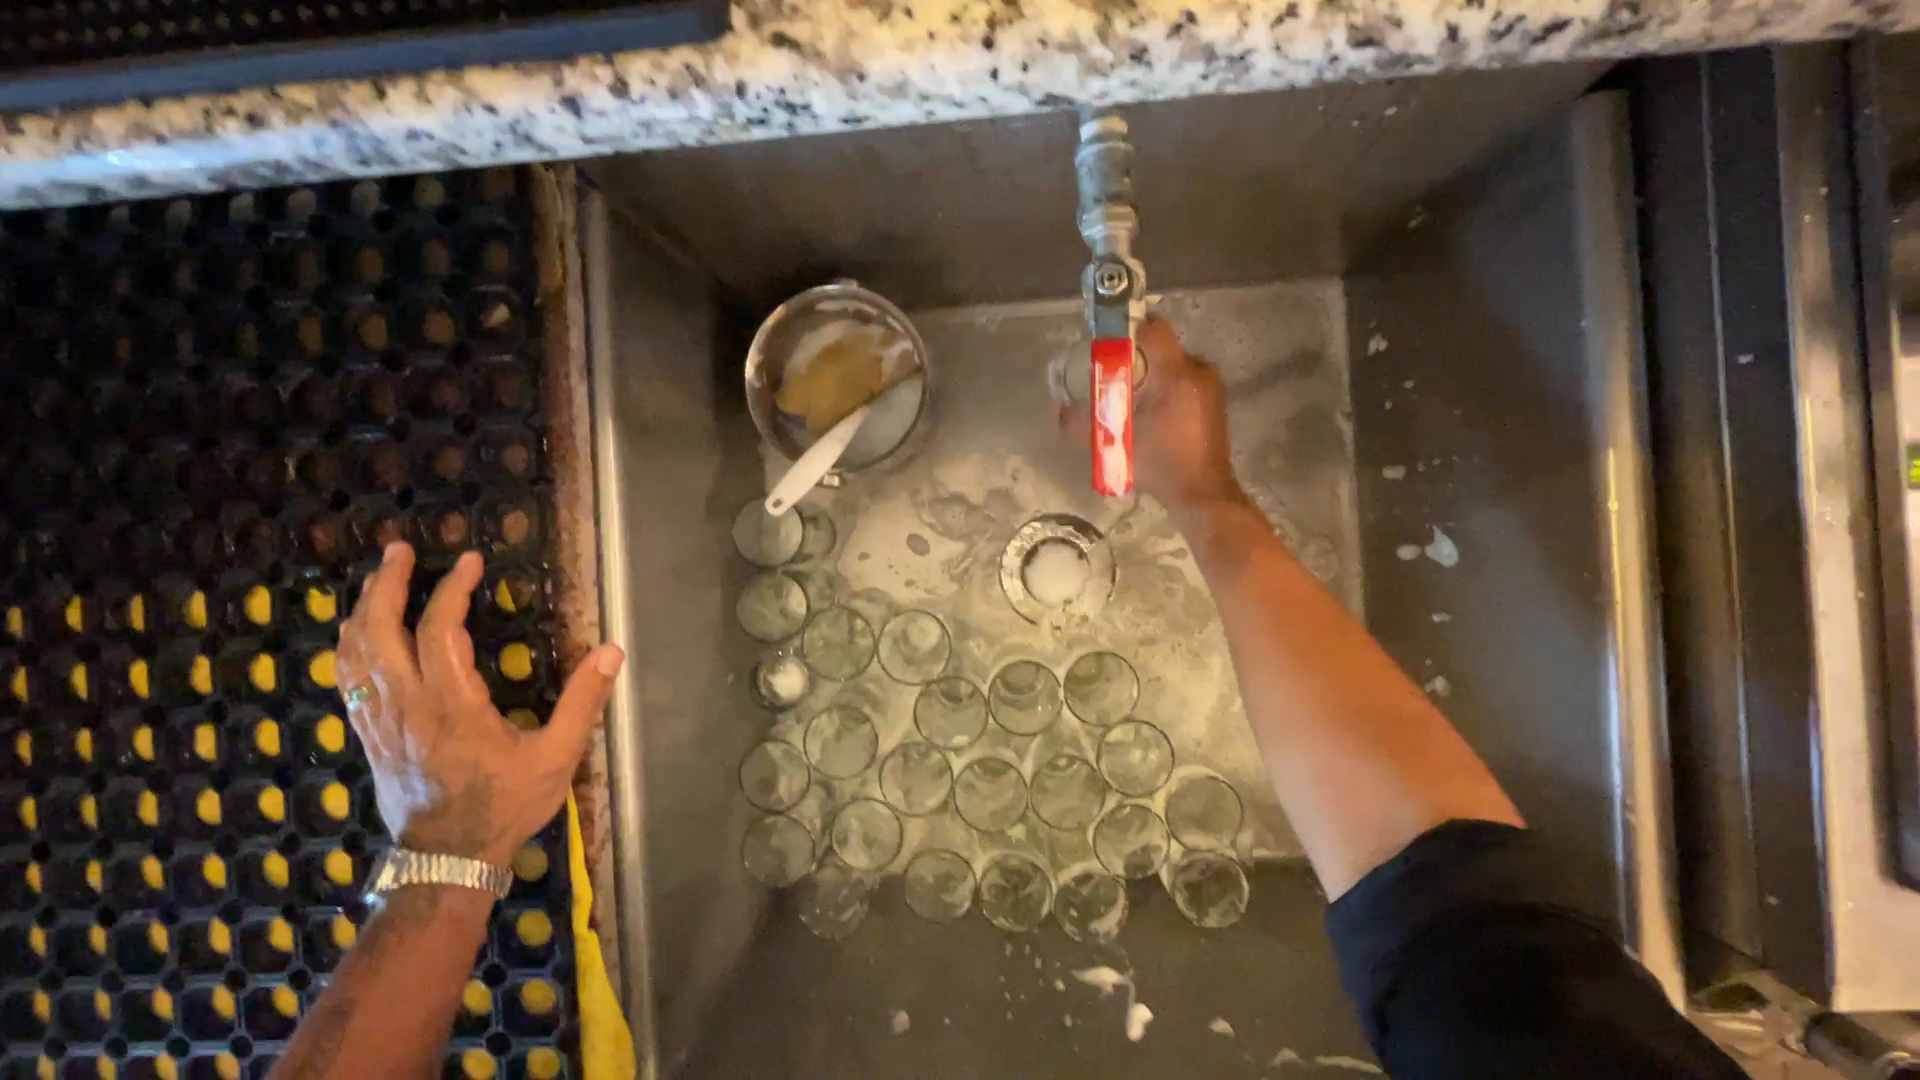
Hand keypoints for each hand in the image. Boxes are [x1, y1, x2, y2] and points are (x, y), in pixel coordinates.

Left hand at [334, 542, 624, 866]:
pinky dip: (350, 649)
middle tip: (400, 552)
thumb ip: (583, 701)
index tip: (472, 562)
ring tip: (377, 583)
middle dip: (387, 585)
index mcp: (450, 702)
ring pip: (353, 655)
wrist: (447, 860)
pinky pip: (348, 682)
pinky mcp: (370, 738)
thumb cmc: (505, 804)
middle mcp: (405, 703)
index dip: (454, 589)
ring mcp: (380, 721)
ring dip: (361, 611)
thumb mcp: (556, 756)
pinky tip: (359, 639)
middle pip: (377, 631)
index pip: (441, 629)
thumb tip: (611, 651)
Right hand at [1062, 315, 1246, 511]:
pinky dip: (1169, 386)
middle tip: (1115, 376)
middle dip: (1137, 357)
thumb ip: (1082, 425)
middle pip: (1161, 347)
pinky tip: (1156, 411)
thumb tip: (1058, 410)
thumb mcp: (1115, 445)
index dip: (1129, 327)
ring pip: (1174, 363)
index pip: (1154, 328)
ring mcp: (1211, 384)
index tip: (1110, 340)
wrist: (1203, 493)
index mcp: (1175, 374)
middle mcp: (1197, 370)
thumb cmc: (1161, 465)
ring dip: (1153, 373)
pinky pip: (1186, 379)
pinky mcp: (1216, 398)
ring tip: (1134, 397)